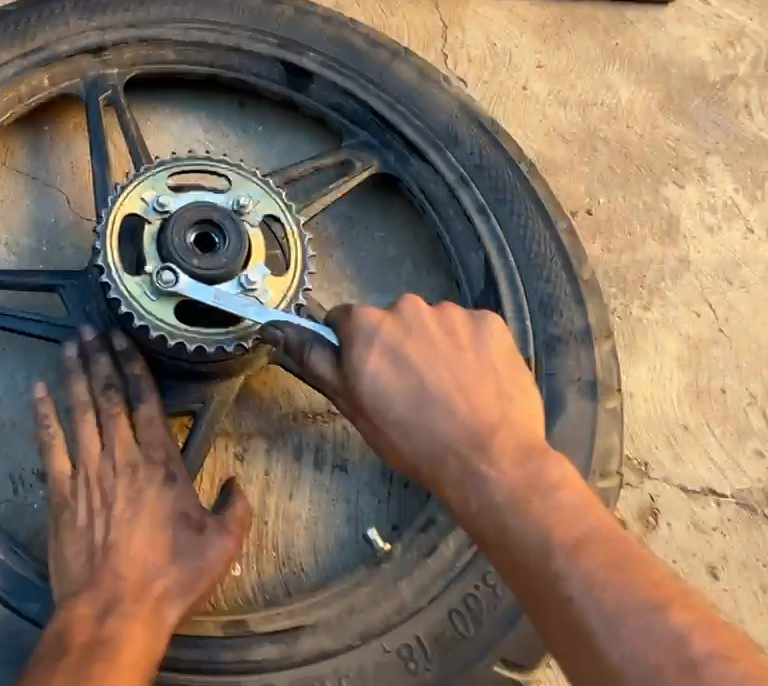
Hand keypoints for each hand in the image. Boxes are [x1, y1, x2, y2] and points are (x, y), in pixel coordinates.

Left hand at [33, 326, 252, 632]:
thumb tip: (237, 482)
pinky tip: (37, 389)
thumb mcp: (220, 546)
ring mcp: (87, 469)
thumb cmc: (169, 579)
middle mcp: (121, 454)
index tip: (122, 338)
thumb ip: (235, 508)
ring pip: (77, 408)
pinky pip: (49, 442)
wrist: (115, 609)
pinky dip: (42, 413)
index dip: (132, 363)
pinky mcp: (60, 490)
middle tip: (90, 327)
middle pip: (107, 394)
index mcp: (159, 461)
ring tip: (69, 343)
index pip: (145, 398)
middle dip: (99, 356)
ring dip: (72, 372)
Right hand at [264, 295, 550, 513]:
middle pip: (392, 320)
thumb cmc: (411, 439)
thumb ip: (314, 359)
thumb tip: (276, 329)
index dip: (355, 350)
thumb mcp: (352, 404)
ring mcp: (452, 313)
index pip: (346, 322)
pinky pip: (470, 330)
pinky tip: (476, 383)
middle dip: (397, 346)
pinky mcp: (491, 323)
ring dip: (434, 347)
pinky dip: (470, 350)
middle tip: (411, 391)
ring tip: (449, 392)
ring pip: (432, 324)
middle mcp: (405, 306)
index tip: (371, 378)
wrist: (489, 461)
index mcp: (366, 325)